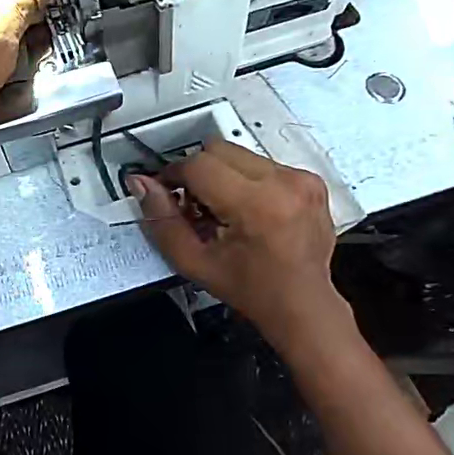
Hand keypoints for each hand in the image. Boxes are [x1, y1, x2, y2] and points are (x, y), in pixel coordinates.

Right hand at [130, 139, 353, 349]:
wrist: (303, 304)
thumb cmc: (258, 292)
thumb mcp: (197, 263)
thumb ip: (163, 221)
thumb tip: (143, 185)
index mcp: (258, 206)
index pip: (199, 165)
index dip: (175, 175)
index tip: (168, 189)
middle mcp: (285, 185)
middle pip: (219, 150)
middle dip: (200, 174)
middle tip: (198, 208)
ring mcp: (302, 180)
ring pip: (241, 153)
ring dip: (225, 176)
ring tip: (227, 214)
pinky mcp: (310, 180)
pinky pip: (265, 163)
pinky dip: (250, 181)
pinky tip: (250, 212)